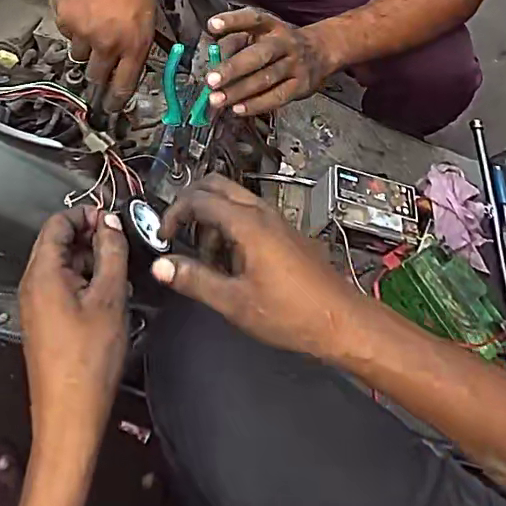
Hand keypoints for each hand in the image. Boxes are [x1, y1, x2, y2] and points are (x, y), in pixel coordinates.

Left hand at [18, 206, 129, 447]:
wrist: (70, 416)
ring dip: (89, 258)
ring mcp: (36, 303)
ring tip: (117, 271)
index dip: (86, 213)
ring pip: (62, 263)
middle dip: (89, 235)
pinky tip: (106, 295)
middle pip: (58, 240)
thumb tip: (111, 224)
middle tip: (117, 242)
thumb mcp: (109, 297)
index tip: (111, 219)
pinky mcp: (44, 320)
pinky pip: (62, 284)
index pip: (58, 221)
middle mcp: (32, 284)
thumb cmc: (87, 364)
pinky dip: (84, 279)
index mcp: (42, 273)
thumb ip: (112, 252)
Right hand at [53, 0, 156, 110]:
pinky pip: (65, 29)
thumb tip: (127, 60)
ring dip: (83, 40)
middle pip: (96, 74)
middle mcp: (109, 42)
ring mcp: (84, 31)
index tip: (109, 106)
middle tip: (96, 55)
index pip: (123, 84)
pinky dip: (71, 19)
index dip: (115, 99)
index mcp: (136, 42)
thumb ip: (136, 39)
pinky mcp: (64, 16)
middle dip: (96, 70)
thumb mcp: (147, 10)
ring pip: (78, 51)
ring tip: (92, 14)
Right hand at [152, 175, 369, 358]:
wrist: (343, 322)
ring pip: (231, 197)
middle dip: (189, 202)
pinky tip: (230, 260)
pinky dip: (228, 224)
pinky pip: (247, 212)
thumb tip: (163, 267)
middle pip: (214, 184)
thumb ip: (195, 280)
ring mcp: (274, 218)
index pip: (198, 199)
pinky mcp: (283, 230)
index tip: (164, 235)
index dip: (173, 213)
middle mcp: (261, 212)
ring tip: (206, 256)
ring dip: (210, 216)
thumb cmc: (295, 314)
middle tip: (176, 229)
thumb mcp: (235, 303)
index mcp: (247, 223)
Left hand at [203, 8, 341, 117]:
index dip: (232, 21)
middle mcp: (284, 43)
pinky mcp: (301, 85)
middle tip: (210, 80)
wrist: (321, 50)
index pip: (252, 19)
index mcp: (271, 26)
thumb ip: (236, 41)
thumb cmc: (280, 43)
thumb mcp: (262, 33)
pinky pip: (277, 97)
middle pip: (259, 54)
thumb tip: (212, 55)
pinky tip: (238, 108)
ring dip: (239, 91)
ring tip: (217, 99)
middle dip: (233, 68)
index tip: (212, 25)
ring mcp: (294, 64)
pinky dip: (256, 104)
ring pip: (265, 79)